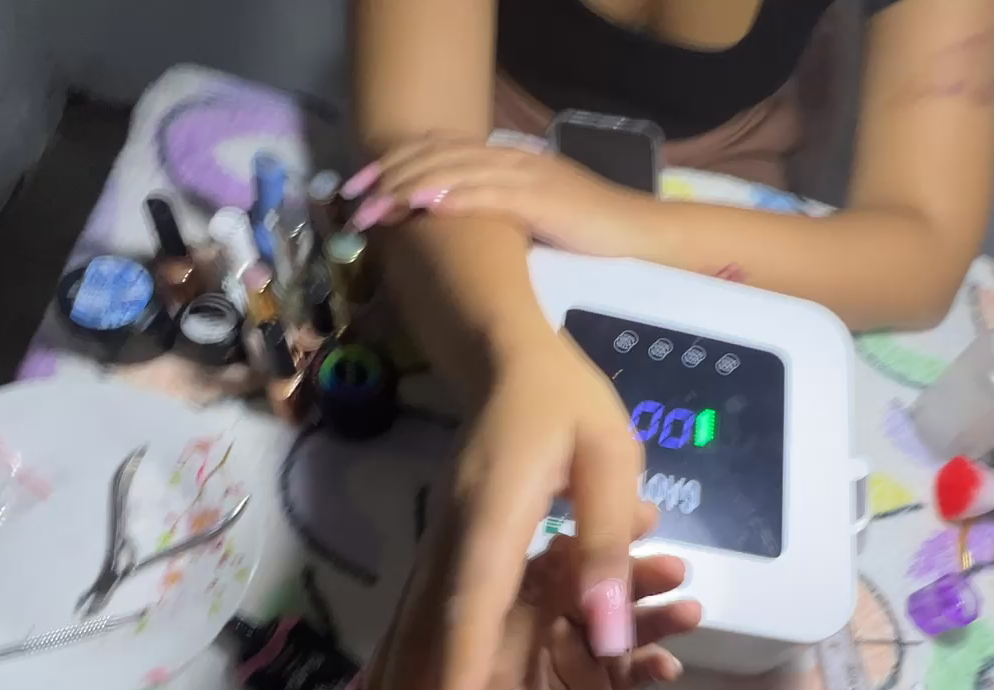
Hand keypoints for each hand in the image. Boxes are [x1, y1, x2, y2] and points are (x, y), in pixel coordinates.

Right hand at [322, 337, 650, 689]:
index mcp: (494, 524)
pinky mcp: (440, 551)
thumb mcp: (609, 459)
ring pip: (405, 636)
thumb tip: (607, 631)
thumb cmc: (567, 405)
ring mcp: (438, 548)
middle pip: (421, 642)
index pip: (471, 620)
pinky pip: (410, 621)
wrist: (505, 360)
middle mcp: (452, 546)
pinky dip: (389, 671)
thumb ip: (604, 542)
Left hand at [341, 135, 657, 255]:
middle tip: (352, 196)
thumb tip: (464, 227)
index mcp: (509, 161)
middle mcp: (512, 160)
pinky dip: (455, 196)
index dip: (399, 163)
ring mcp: (528, 177)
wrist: (641, 233)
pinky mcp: (543, 201)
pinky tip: (426, 203)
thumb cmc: (593, 232)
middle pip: (440, 155)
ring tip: (374, 205)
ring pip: (457, 172)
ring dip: (410, 187)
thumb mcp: (538, 216)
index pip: (443, 151)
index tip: (364, 186)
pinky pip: (491, 195)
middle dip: (390, 174)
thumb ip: (502, 213)